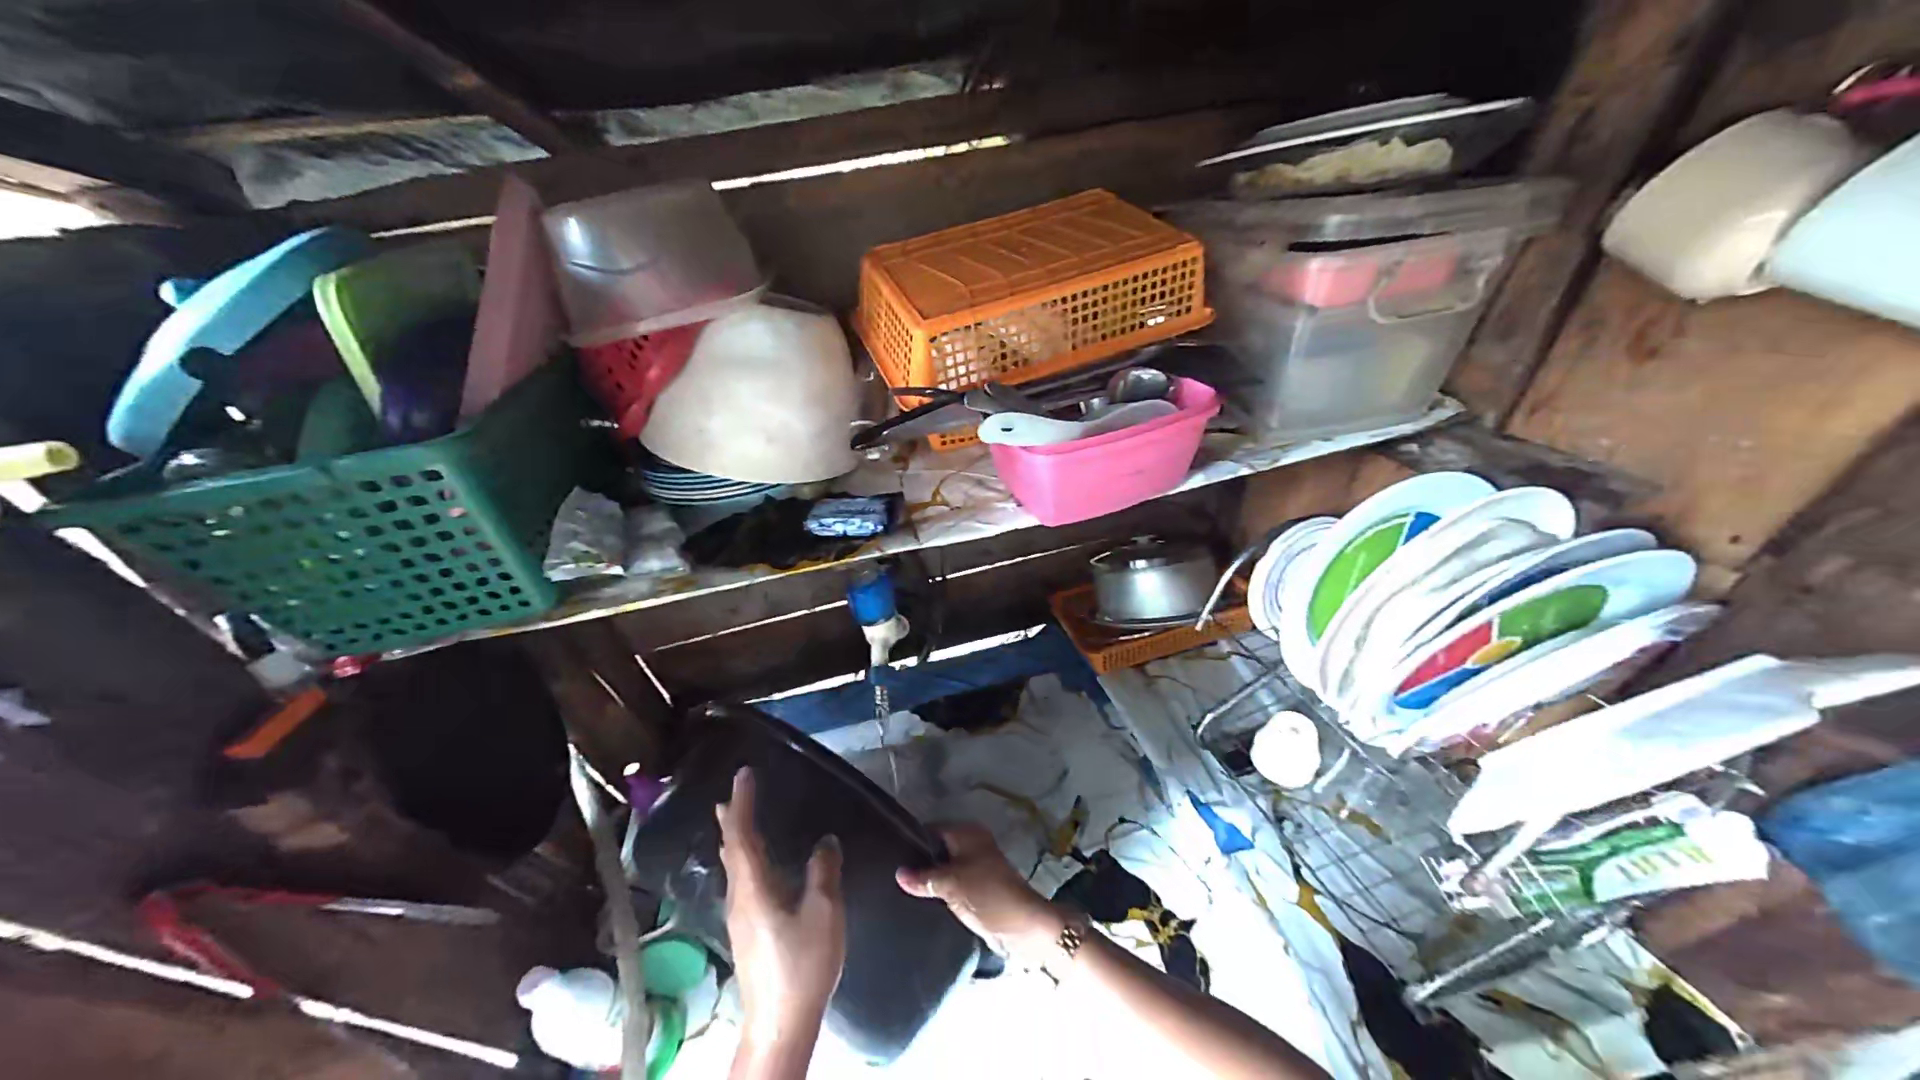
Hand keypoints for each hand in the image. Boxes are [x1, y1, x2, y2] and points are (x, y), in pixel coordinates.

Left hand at [716, 768, 845, 1042]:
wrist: (780, 1024)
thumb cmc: (802, 965)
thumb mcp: (823, 912)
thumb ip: (823, 872)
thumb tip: (824, 841)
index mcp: (754, 888)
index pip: (742, 836)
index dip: (743, 804)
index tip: (743, 775)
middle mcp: (739, 899)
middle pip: (731, 851)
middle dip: (732, 820)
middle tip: (735, 794)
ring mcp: (740, 918)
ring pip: (734, 867)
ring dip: (736, 839)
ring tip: (739, 820)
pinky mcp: (747, 932)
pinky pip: (742, 882)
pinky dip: (745, 860)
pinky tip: (757, 866)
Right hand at [895, 823, 1069, 967]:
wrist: (1022, 926)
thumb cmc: (987, 895)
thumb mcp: (951, 884)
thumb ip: (923, 878)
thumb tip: (898, 873)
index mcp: (968, 833)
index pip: (932, 830)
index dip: (912, 841)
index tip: (892, 855)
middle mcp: (972, 845)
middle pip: (937, 849)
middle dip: (919, 863)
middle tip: (893, 875)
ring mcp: (975, 867)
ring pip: (944, 869)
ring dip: (929, 880)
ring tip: (902, 890)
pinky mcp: (977, 888)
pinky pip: (951, 885)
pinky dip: (939, 891)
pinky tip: (921, 901)